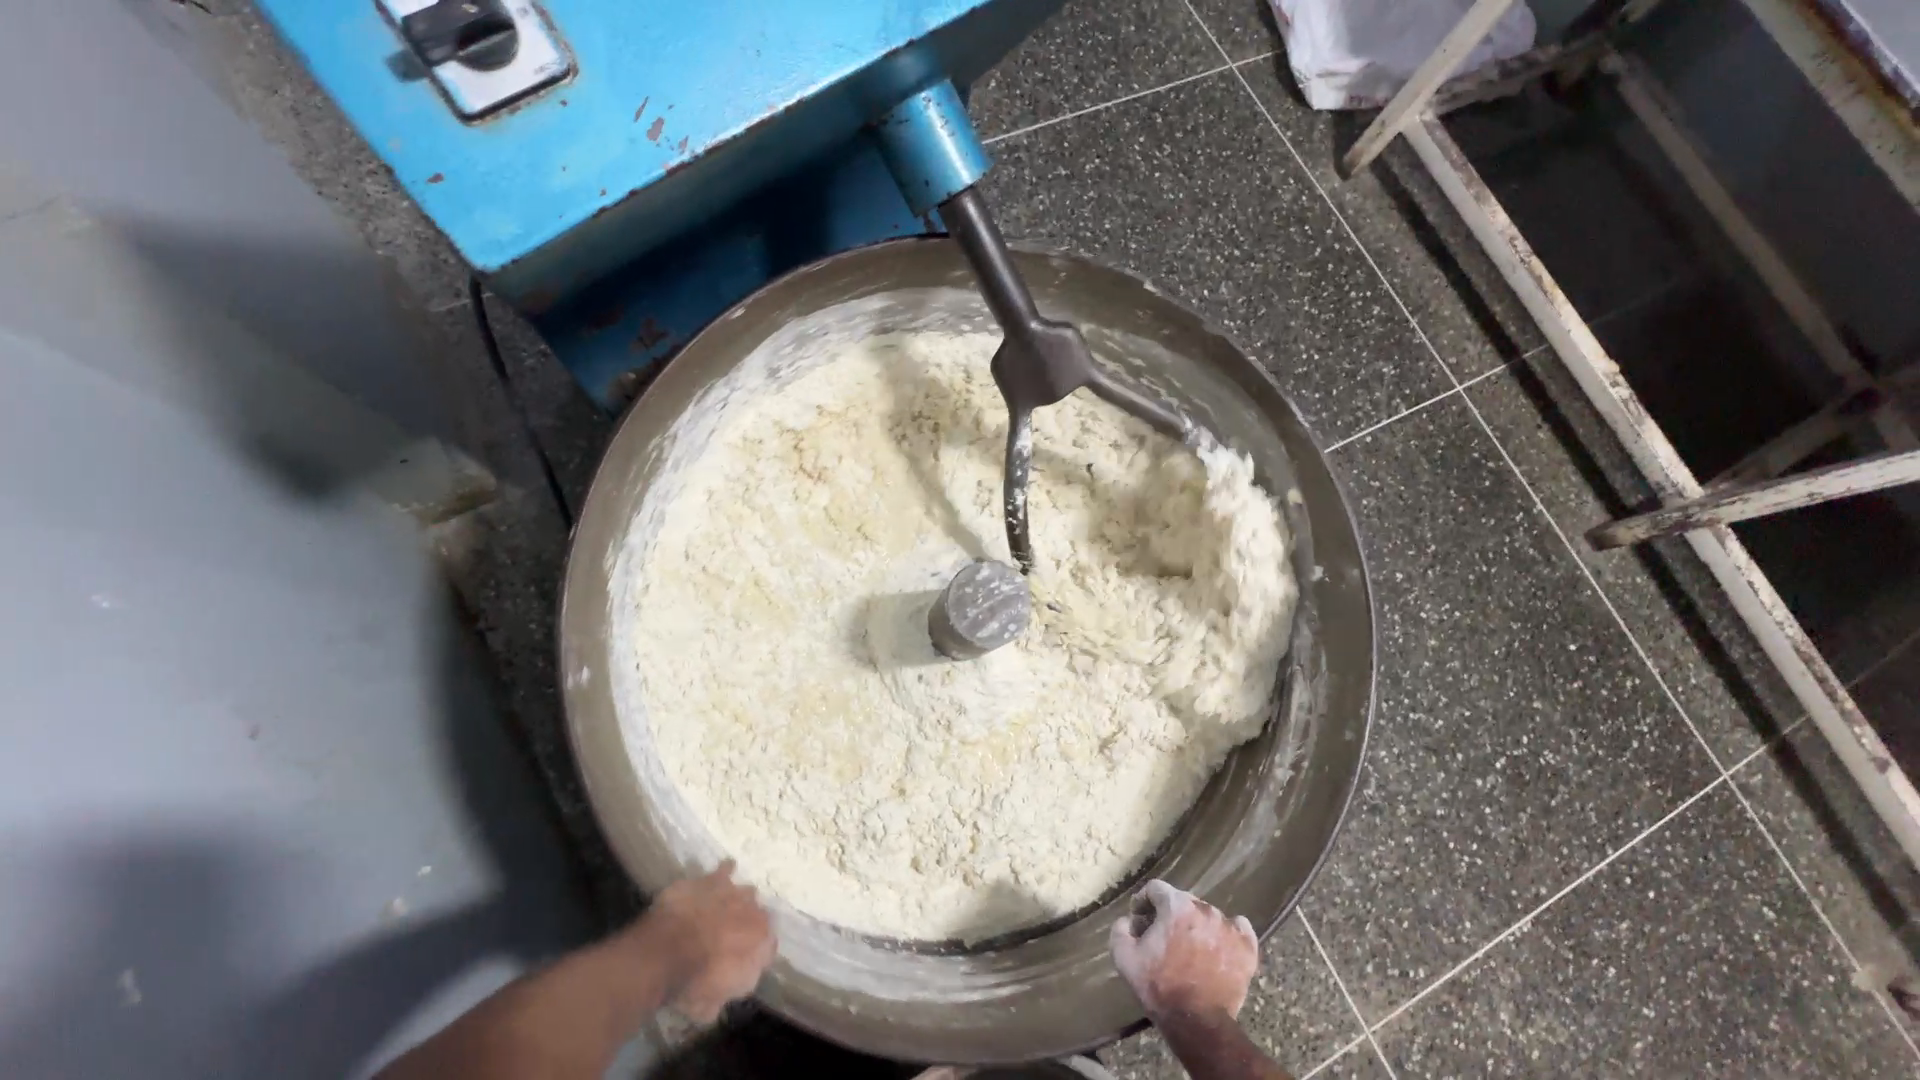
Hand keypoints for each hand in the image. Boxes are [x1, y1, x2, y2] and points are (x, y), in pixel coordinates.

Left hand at [633, 862, 774, 1022]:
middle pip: (759, 916)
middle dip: (746, 924)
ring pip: (745, 892)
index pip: (768, 948)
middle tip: (726, 935)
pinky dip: (724, 872)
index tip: (738, 962)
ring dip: (736, 900)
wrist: (666, 952)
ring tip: (722, 907)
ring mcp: (736, 893)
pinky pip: (725, 869)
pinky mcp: (714, 879)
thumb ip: (721, 998)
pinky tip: (719, 875)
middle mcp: (757, 915)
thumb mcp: (709, 1007)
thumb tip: (716, 1000)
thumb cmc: (692, 984)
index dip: (753, 955)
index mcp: (762, 946)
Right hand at [1110, 879, 1257, 1019]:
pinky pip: (1238, 927)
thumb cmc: (1158, 987)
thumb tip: (1128, 921)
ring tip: (1188, 949)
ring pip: (1207, 915)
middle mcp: (1205, 909)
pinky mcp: (1247, 948)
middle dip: (1168, 914)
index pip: (1156, 889)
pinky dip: (1226, 933)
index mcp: (1176, 906)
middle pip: (1182, 900)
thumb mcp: (1124, 957)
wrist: (1197, 1022)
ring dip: (1194, 925)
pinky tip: (1217, 945)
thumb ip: (1120, 929)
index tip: (1140, 921)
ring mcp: (1229, 928)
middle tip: (1162, 938)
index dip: (1143, 902)